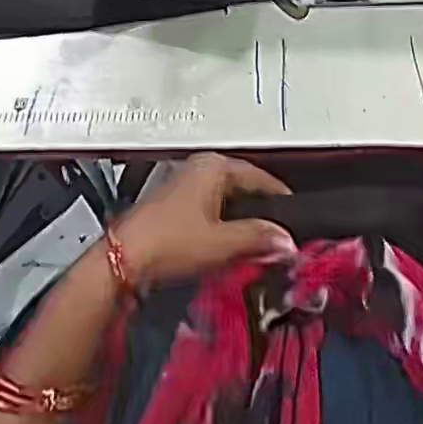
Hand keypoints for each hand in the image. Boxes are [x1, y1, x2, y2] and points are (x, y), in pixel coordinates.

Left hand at [113, 153, 296, 287]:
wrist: (124, 257)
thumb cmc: (170, 241)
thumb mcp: (221, 243)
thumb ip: (259, 238)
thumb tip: (289, 241)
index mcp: (215, 166)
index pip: (261, 178)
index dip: (280, 201)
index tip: (297, 222)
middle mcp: (202, 167)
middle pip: (245, 187)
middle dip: (262, 213)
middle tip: (282, 238)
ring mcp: (188, 182)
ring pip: (229, 199)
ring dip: (243, 221)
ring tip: (261, 245)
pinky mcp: (178, 201)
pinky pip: (214, 208)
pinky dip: (226, 224)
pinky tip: (232, 245)